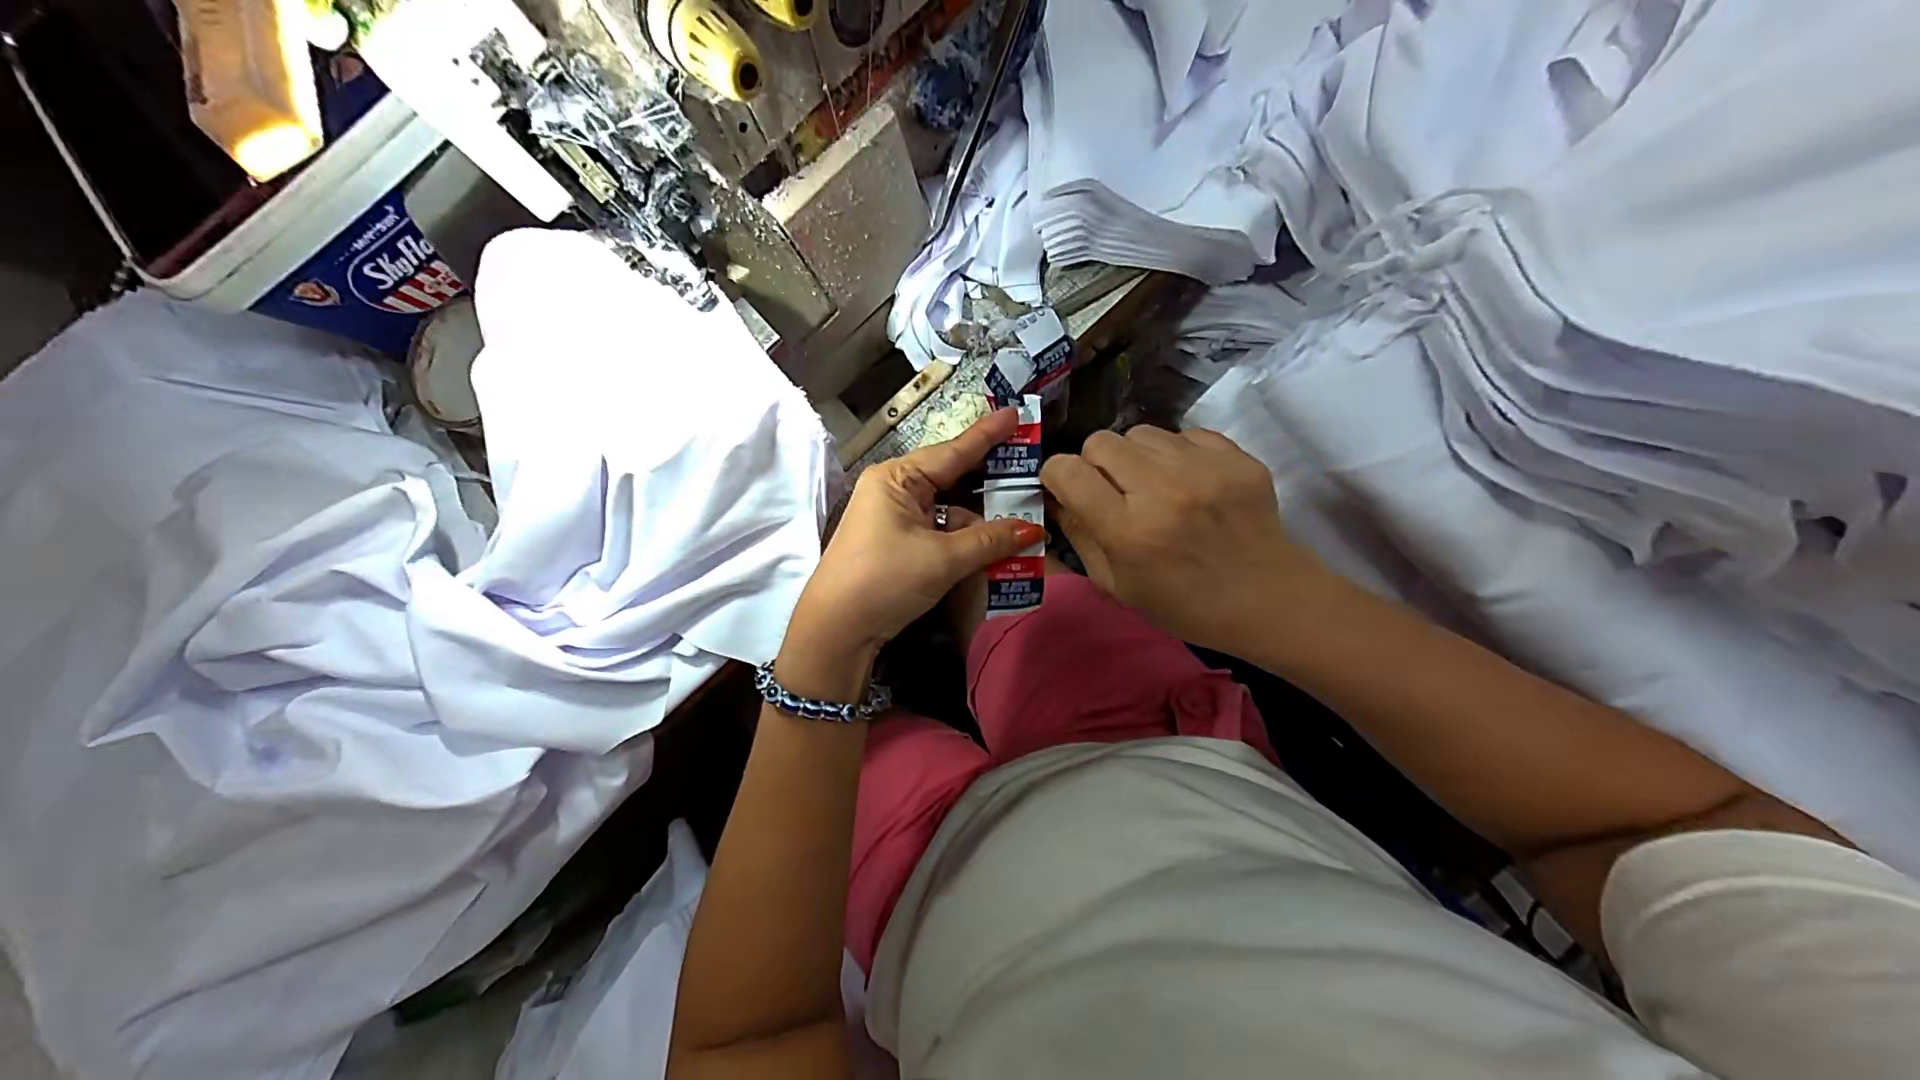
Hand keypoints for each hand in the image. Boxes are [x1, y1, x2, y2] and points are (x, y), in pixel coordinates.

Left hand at [780, 409, 1046, 699]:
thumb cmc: (884, 580)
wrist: (837, 631)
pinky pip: (940, 530)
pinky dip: (965, 537)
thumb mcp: (943, 559)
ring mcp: (894, 517)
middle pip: (952, 478)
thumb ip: (991, 540)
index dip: (988, 435)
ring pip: (949, 508)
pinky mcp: (897, 543)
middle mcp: (894, 490)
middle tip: (1029, 469)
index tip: (1014, 414)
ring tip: (1023, 518)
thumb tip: (1033, 530)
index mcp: (897, 478)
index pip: (952, 451)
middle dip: (990, 481)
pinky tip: (994, 545)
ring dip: (981, 518)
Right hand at [1039, 425, 1334, 655]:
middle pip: (1101, 442)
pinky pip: (1183, 433)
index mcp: (1128, 530)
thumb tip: (1055, 495)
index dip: (1057, 476)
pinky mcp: (1236, 457)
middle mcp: (1163, 490)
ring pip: (1140, 432)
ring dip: (1136, 456)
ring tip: (1153, 485)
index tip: (1066, 487)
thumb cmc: (1182, 603)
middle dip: (1096, 463)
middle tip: (1114, 489)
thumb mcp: (1116, 584)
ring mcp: (1204, 469)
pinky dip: (1176, 454)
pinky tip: (1187, 482)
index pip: (1068, 471)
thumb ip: (1079, 534)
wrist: (1266, 599)